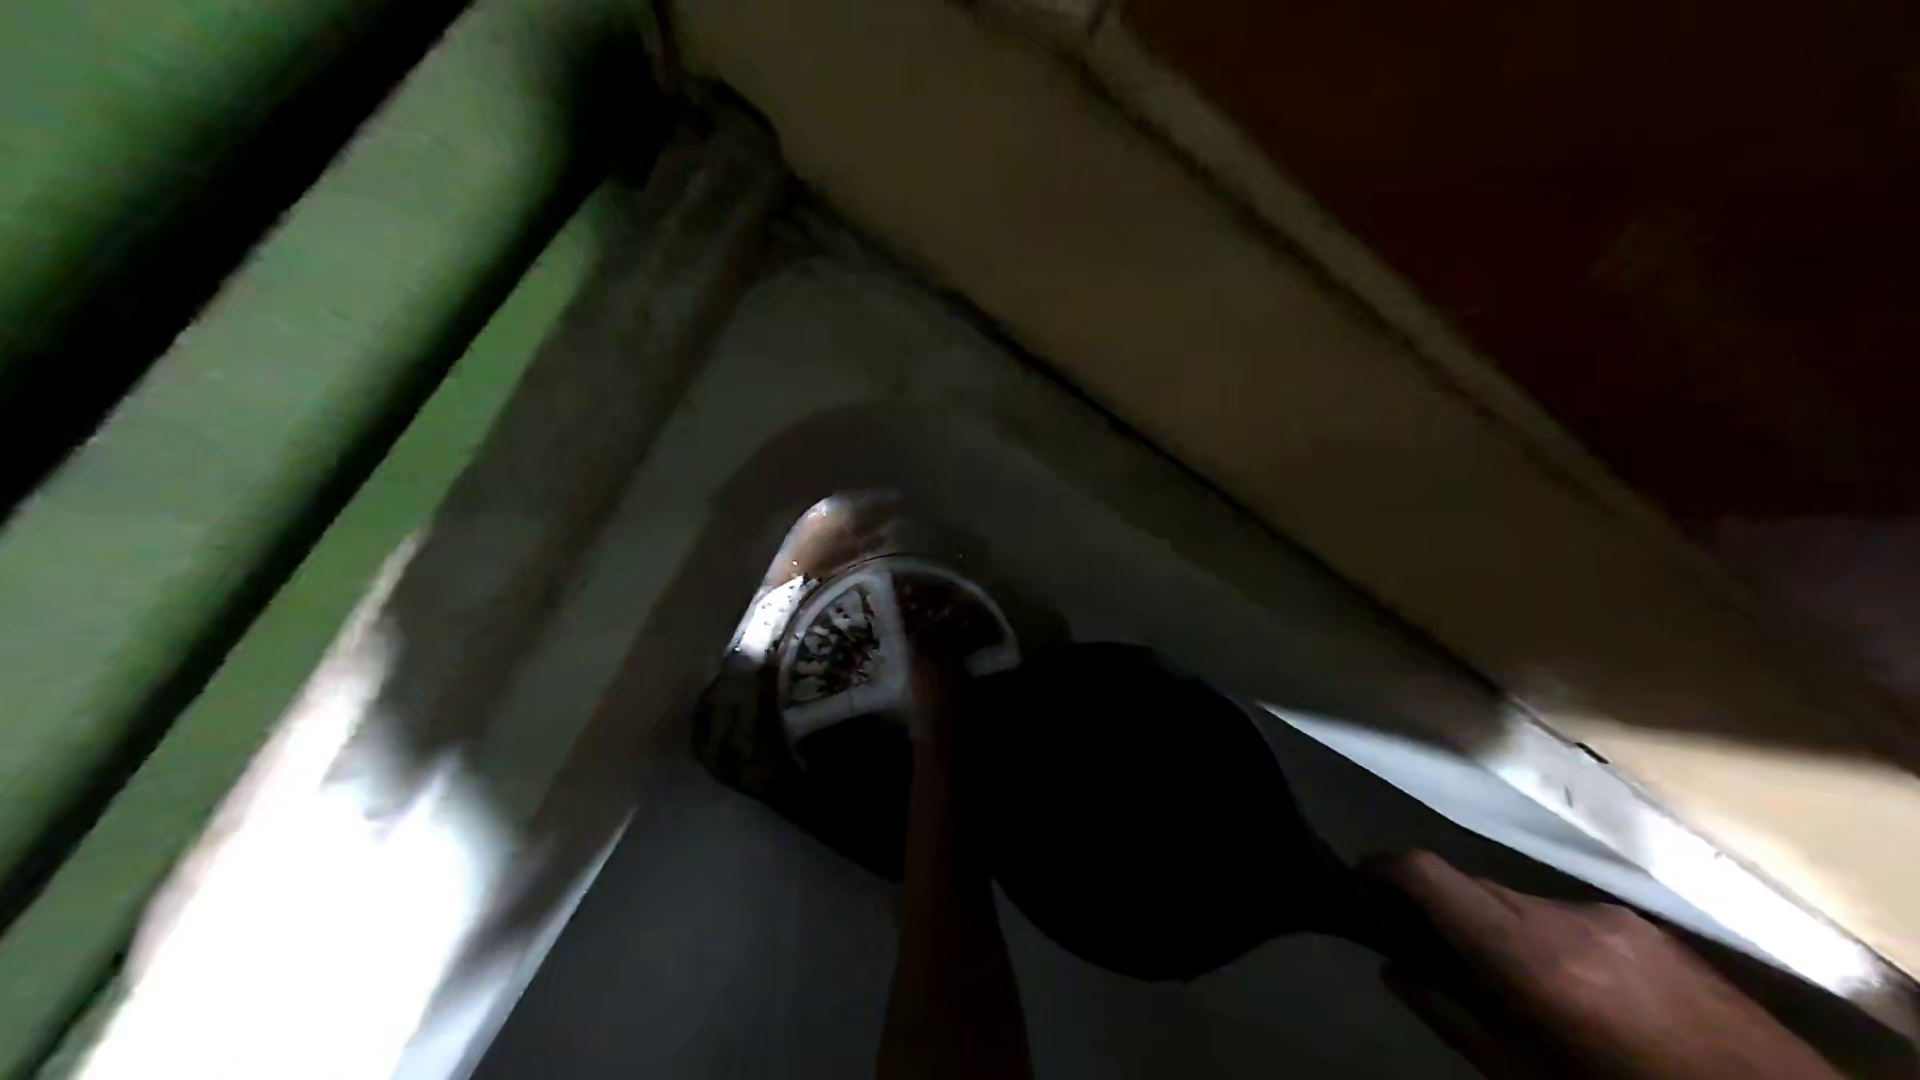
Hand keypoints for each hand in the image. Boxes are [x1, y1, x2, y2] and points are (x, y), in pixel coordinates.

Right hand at [1369, 851, 1842, 1079]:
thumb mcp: (1525, 1079)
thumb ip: (1450, 1016)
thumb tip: (1396, 968)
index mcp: (1526, 953)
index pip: (1426, 872)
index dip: (1382, 869)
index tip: (1362, 887)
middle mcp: (1562, 916)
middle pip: (1470, 887)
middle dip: (1440, 910)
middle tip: (1437, 957)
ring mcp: (1613, 917)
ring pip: (1518, 902)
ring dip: (1498, 929)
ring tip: (1520, 988)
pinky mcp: (1651, 929)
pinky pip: (1569, 917)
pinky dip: (1547, 940)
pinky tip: (1580, 994)